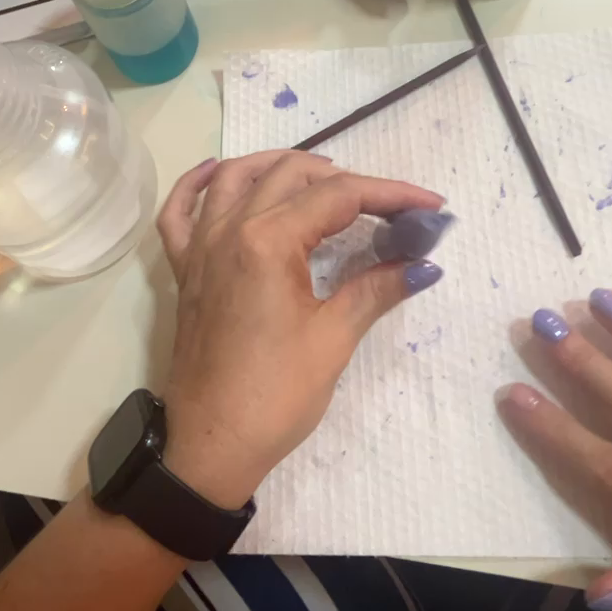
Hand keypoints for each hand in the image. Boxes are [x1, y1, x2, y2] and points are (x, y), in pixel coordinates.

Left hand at [155, 152, 445, 507]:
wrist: (210, 444)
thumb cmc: (275, 395)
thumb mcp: (333, 339)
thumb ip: (376, 288)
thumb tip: (425, 263)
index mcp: (268, 241)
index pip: (338, 196)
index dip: (390, 194)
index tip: (430, 205)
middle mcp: (229, 228)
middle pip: (290, 175)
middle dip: (346, 180)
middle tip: (386, 207)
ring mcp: (200, 245)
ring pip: (236, 178)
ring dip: (279, 166)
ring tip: (321, 177)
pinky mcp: (185, 266)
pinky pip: (181, 210)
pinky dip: (198, 184)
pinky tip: (219, 173)